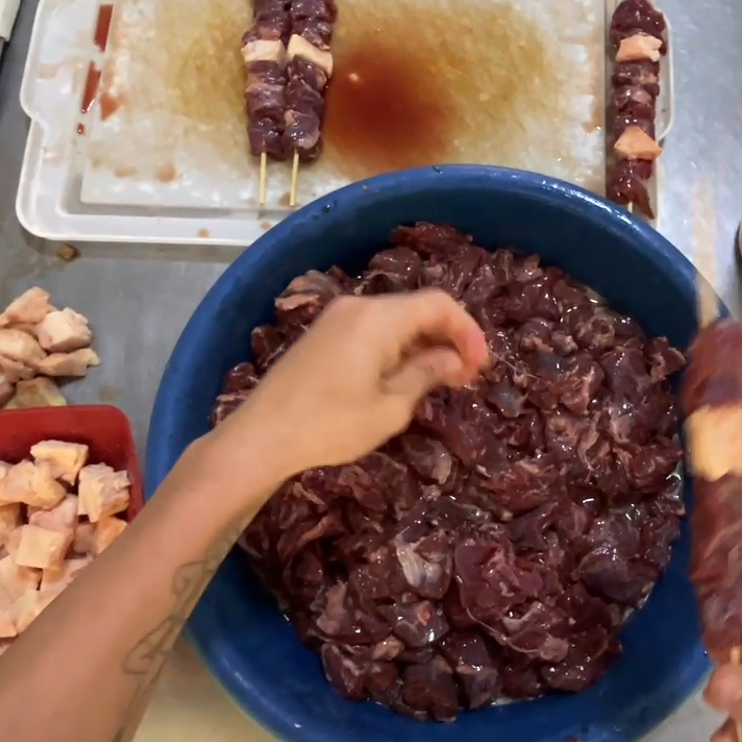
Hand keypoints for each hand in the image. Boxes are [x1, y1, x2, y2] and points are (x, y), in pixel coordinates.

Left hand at [216, 290, 487, 485]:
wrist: (260, 436)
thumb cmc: (330, 425)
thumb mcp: (391, 406)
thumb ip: (427, 374)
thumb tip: (455, 359)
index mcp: (378, 318)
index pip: (439, 305)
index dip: (468, 331)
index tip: (481, 365)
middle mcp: (358, 307)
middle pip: (417, 309)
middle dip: (447, 338)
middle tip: (465, 377)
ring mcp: (337, 319)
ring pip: (396, 321)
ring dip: (423, 345)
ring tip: (439, 381)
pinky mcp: (324, 335)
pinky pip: (373, 331)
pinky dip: (397, 348)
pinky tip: (403, 377)